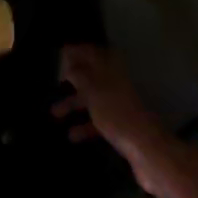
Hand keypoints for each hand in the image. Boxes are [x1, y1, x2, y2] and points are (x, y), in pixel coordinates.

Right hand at [54, 45, 179, 194]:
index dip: (78, 51)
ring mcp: (118, 103)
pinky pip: (99, 120)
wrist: (144, 146)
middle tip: (55, 81)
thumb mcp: (94, 91)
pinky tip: (72, 136)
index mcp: (111, 69)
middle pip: (92, 75)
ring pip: (93, 98)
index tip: (61, 51)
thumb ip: (81, 75)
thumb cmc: (116, 114)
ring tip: (54, 113)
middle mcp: (115, 82)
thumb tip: (70, 60)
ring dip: (75, 104)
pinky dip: (85, 126)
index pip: (92, 53)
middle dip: (73, 78)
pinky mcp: (120, 124)